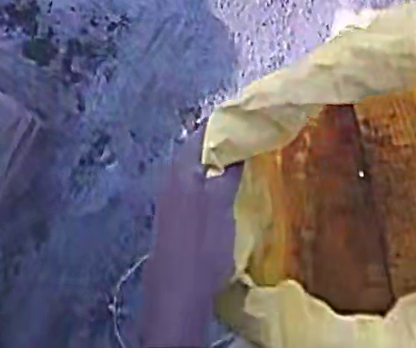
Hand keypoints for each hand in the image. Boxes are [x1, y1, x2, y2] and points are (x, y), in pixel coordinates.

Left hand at [140, 131, 241, 347]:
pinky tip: (222, 195)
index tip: (245, 123)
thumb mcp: (223, 203)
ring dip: (214, 166)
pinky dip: (208, 184)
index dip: (224, 126)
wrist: (178, 292)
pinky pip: (192, 188)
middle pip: (197, 150)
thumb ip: (229, 171)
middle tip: (246, 143)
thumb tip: (238, 146)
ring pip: (195, 170)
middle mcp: (171, 177)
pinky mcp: (173, 217)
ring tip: (239, 166)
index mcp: (182, 167)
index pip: (202, 132)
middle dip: (221, 145)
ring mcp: (169, 198)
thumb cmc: (203, 243)